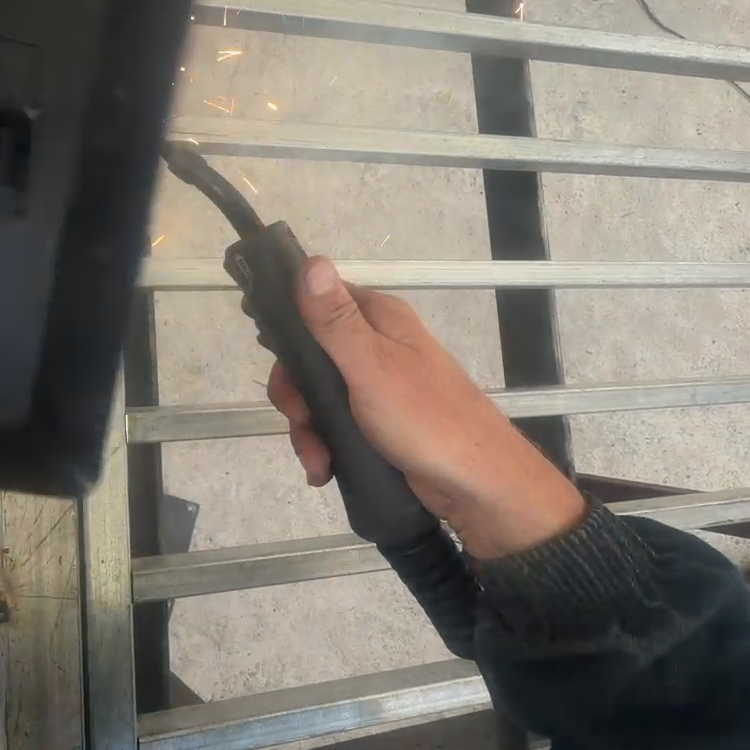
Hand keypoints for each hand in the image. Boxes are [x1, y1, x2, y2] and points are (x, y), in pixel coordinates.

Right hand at [267, 256, 583, 558]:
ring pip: (316, 395)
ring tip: (317, 457)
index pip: (316, 301)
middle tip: (298, 417)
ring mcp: (375, 385)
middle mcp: (376, 345)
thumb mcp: (372, 366)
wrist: (480, 488)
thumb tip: (310, 261)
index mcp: (378, 319)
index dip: (287, 324)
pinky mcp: (376, 420)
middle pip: (308, 356)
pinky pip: (333, 423)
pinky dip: (323, 445)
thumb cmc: (427, 420)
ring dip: (307, 428)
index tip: (269, 351)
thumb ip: (335, 320)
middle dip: (295, 393)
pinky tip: (324, 466)